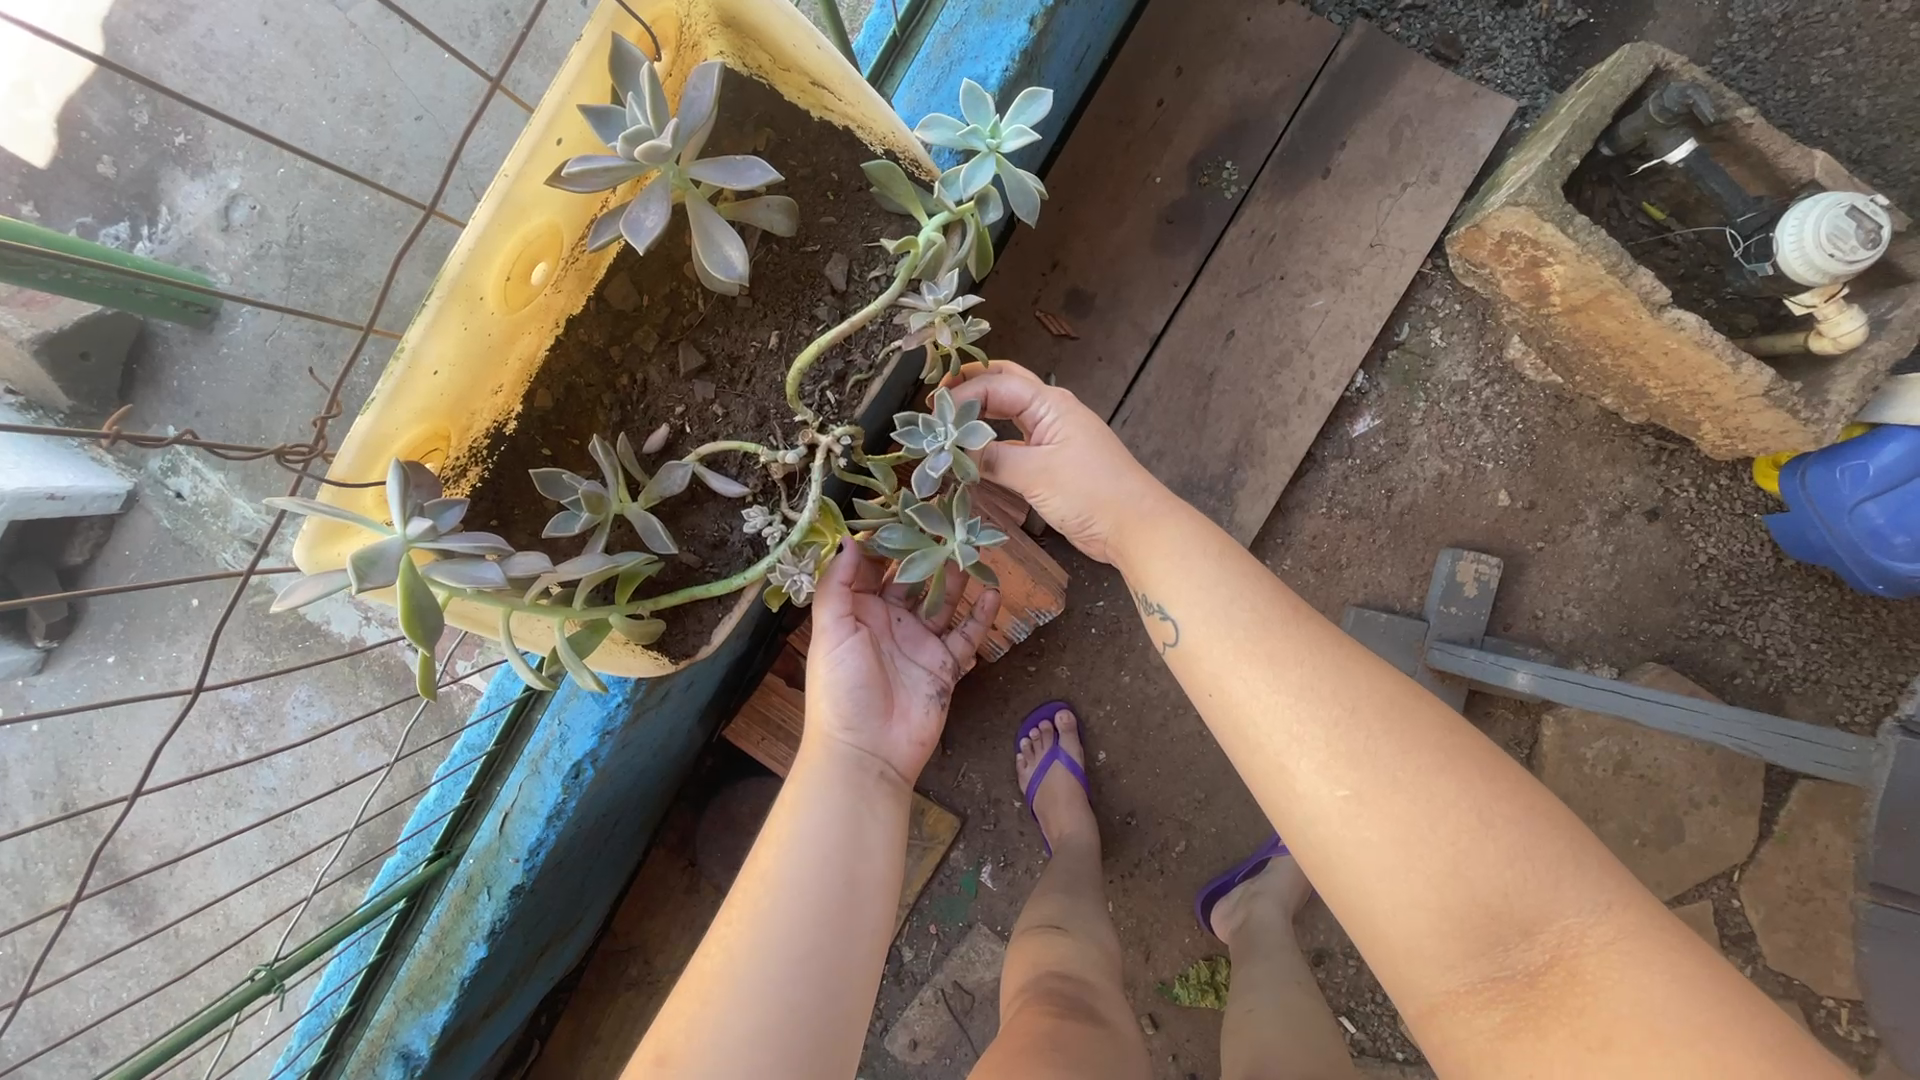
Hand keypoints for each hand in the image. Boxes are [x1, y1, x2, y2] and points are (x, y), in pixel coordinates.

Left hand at [802, 539, 999, 788]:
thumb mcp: (830, 632)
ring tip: (974, 551)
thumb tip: (851, 540)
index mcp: (859, 612)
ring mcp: (920, 644)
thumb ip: (839, 585)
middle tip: (950, 524)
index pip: (875, 568)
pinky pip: (967, 636)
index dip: (889, 543)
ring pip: (944, 603)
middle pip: (914, 581)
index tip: (906, 512)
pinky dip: (981, 616)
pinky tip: (994, 594)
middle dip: (930, 555)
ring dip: (958, 580)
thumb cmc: (840, 690)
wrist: (866, 751)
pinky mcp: (945, 667)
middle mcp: (891, 623)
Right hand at [944, 361, 1169, 564]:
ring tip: (947, 425)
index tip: (934, 414)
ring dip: (980, 419)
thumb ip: (991, 458)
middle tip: (936, 402)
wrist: (1134, 527)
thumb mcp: (1036, 474)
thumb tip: (954, 452)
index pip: (998, 384)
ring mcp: (1052, 440)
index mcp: (1051, 404)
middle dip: (971, 390)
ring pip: (1009, 418)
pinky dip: (991, 448)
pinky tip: (971, 457)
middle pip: (1004, 388)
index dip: (964, 394)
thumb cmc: (1092, 493)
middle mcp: (1051, 414)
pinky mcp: (1052, 466)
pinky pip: (1014, 447)